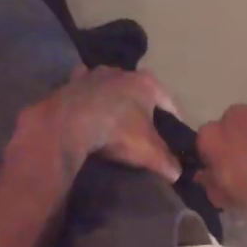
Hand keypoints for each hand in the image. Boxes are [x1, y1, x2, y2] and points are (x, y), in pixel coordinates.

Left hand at [11, 66, 181, 182]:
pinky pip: (85, 88)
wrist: (69, 124)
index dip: (174, 120)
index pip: (169, 102)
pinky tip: (87, 108)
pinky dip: (89, 96)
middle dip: (143, 107)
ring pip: (112, 85)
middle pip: (140, 91)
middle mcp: (123, 72)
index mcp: (147, 84)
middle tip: (145, 128)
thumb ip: (166, 162)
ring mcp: (95, 74)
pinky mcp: (72, 82)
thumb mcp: (148, 152)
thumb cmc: (117, 133)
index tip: (174, 134)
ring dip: (115, 99)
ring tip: (116, 119)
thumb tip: (177, 174)